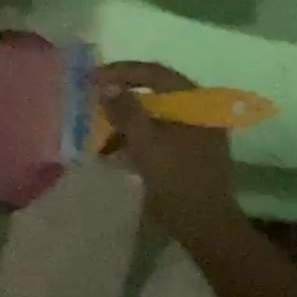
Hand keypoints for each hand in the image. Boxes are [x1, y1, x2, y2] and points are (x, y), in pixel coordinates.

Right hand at [91, 61, 238, 232]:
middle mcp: (199, 111)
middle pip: (155, 91)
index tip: (92, 78)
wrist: (204, 224)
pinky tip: (113, 150)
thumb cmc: (176, 178)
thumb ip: (126, 110)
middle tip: (94, 95)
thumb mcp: (146, 142)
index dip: (121, 71)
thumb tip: (108, 86)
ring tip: (99, 127)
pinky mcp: (189, 153)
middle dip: (122, 95)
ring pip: (155, 114)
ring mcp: (196, 133)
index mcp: (195, 102)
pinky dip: (135, 137)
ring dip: (126, 119)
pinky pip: (157, 134)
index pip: (154, 72)